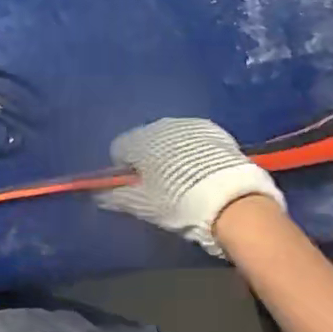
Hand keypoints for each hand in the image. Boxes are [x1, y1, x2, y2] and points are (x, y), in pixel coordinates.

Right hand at [98, 118, 284, 257]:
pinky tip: (205, 171)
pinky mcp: (215, 131)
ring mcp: (188, 126)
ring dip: (173, 154)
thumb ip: (115, 196)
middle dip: (149, 159)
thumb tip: (98, 194)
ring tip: (186, 179)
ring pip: (171, 139)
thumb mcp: (143, 205)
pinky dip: (195, 151)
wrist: (234, 201)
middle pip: (145, 142)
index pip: (119, 150)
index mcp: (136, 141)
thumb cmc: (179, 201)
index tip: (136, 187)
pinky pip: (194, 139)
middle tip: (161, 185)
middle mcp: (158, 126)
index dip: (126, 170)